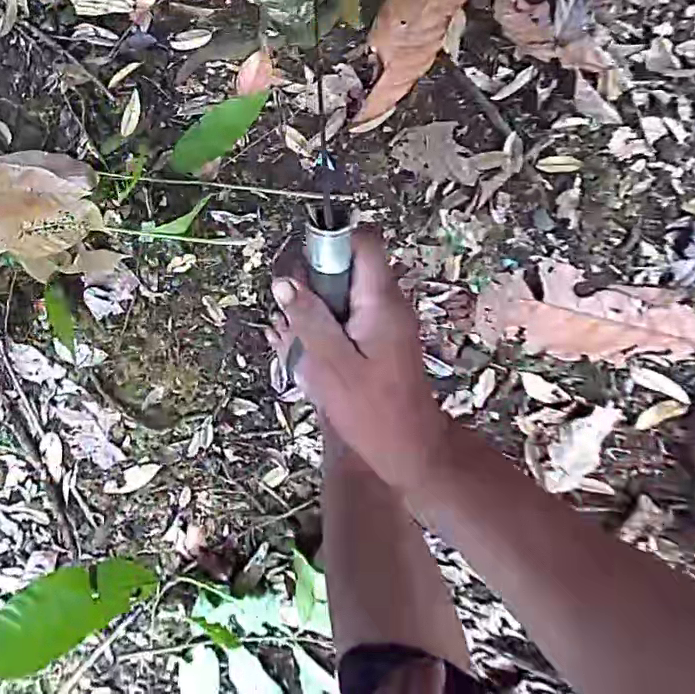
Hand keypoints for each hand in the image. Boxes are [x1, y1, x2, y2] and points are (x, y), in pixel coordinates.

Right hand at [269, 229, 452, 494]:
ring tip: (293, 344)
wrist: (410, 454)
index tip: (301, 265)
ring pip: (335, 294)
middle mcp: (384, 302)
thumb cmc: (373, 413)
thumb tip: (283, 282)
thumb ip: (308, 320)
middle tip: (290, 319)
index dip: (330, 240)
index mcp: (380, 301)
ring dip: (309, 313)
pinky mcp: (372, 337)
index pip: (363, 242)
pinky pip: (339, 317)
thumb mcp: (332, 366)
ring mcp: (379, 320)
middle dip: (308, 286)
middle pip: (341, 267)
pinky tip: (303, 357)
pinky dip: (318, 330)